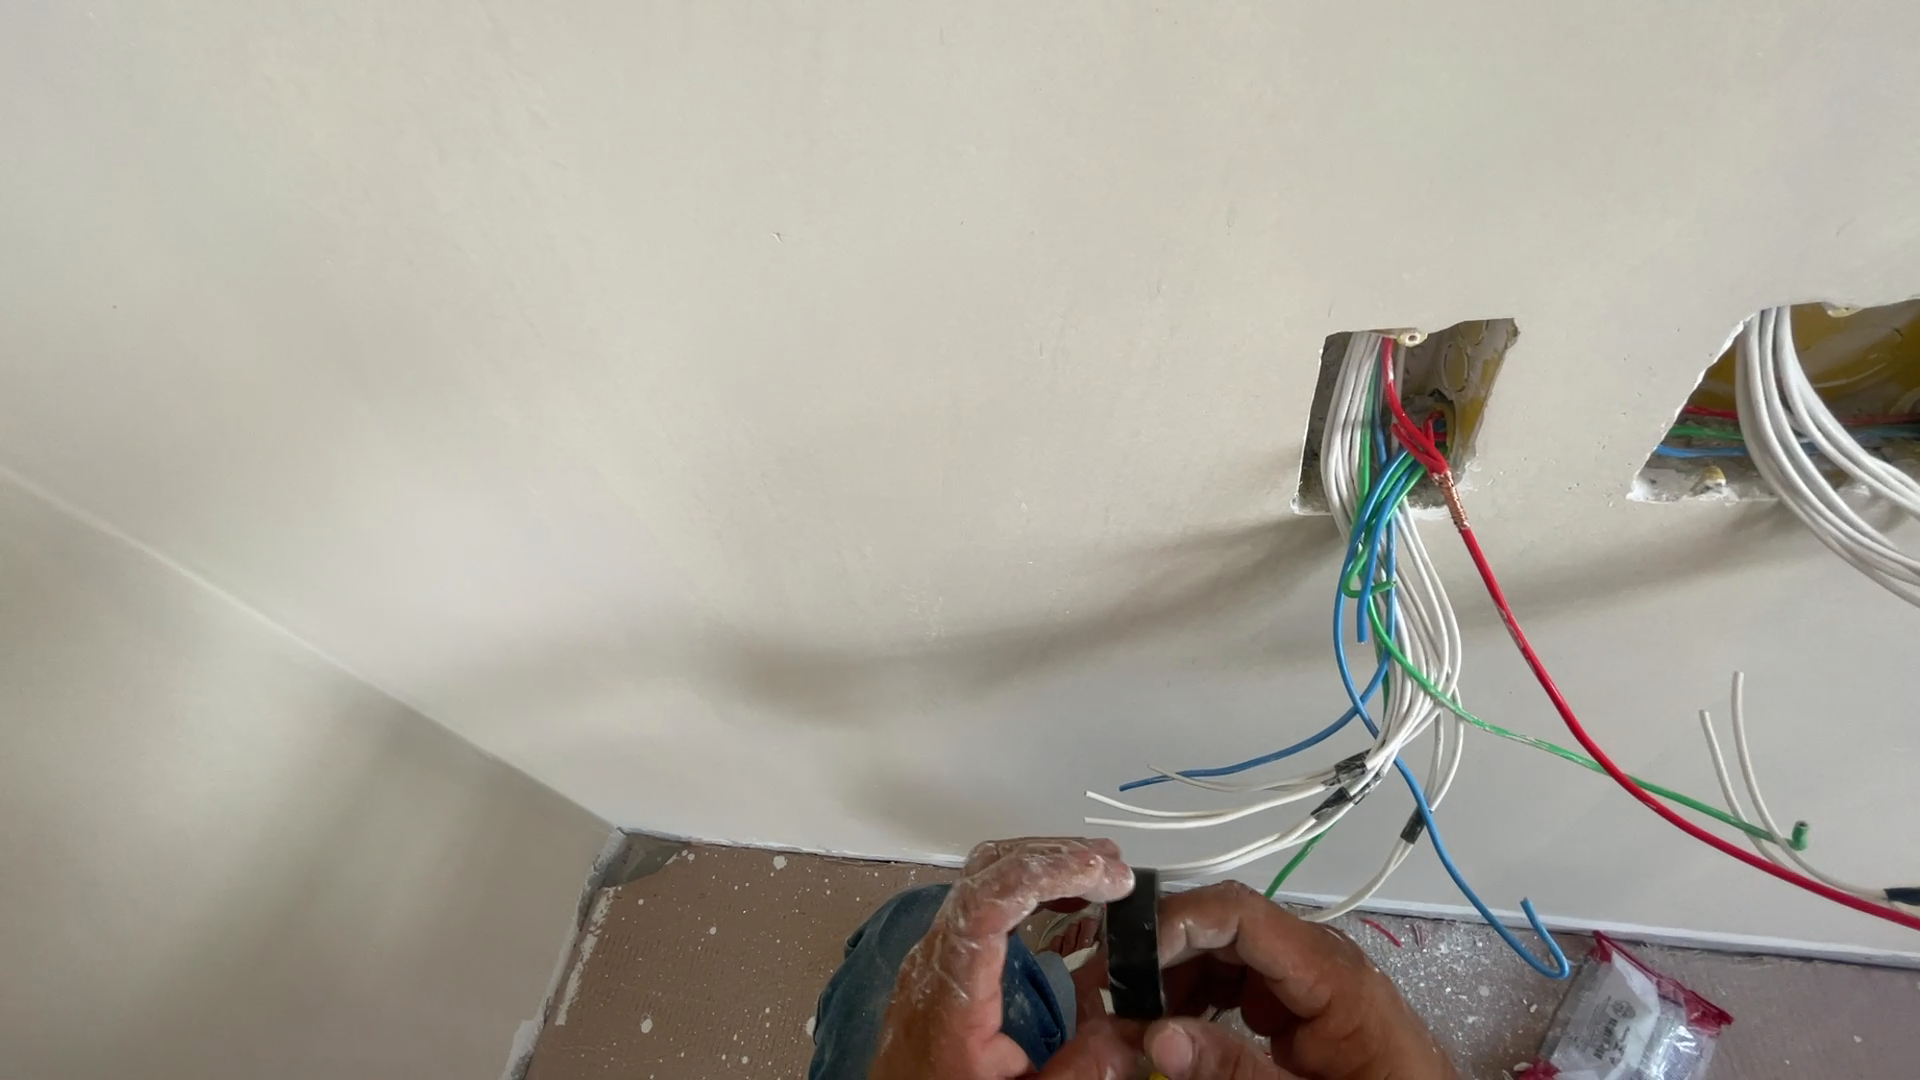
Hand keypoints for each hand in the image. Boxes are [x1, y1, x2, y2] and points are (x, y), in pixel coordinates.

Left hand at [869, 837, 1141, 1079]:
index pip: (985, 900)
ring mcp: (939, 950)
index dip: (1044, 872)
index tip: (1099, 871)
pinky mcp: (948, 955)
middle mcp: (936, 957)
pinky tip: (1065, 897)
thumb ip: (1077, 1073)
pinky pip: (984, 896)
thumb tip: (1130, 1033)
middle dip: (1055, 857)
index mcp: (948, 993)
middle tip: (1112, 866)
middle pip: (987, 872)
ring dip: (1043, 862)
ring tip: (1097, 870)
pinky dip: (1029, 883)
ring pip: (984, 874)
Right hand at [1148, 882, 1456, 1079]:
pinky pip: (1230, 984)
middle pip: (1219, 927)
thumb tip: (1157, 1037)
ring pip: (1216, 953)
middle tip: (1111, 994)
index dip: (1177, 922)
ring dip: (1170, 980)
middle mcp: (1312, 960)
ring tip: (1131, 1018)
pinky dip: (1192, 1001)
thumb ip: (1237, 1073)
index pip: (1238, 912)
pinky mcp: (1294, 1007)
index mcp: (1330, 972)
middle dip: (1161, 955)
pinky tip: (1168, 1028)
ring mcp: (1302, 982)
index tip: (1127, 961)